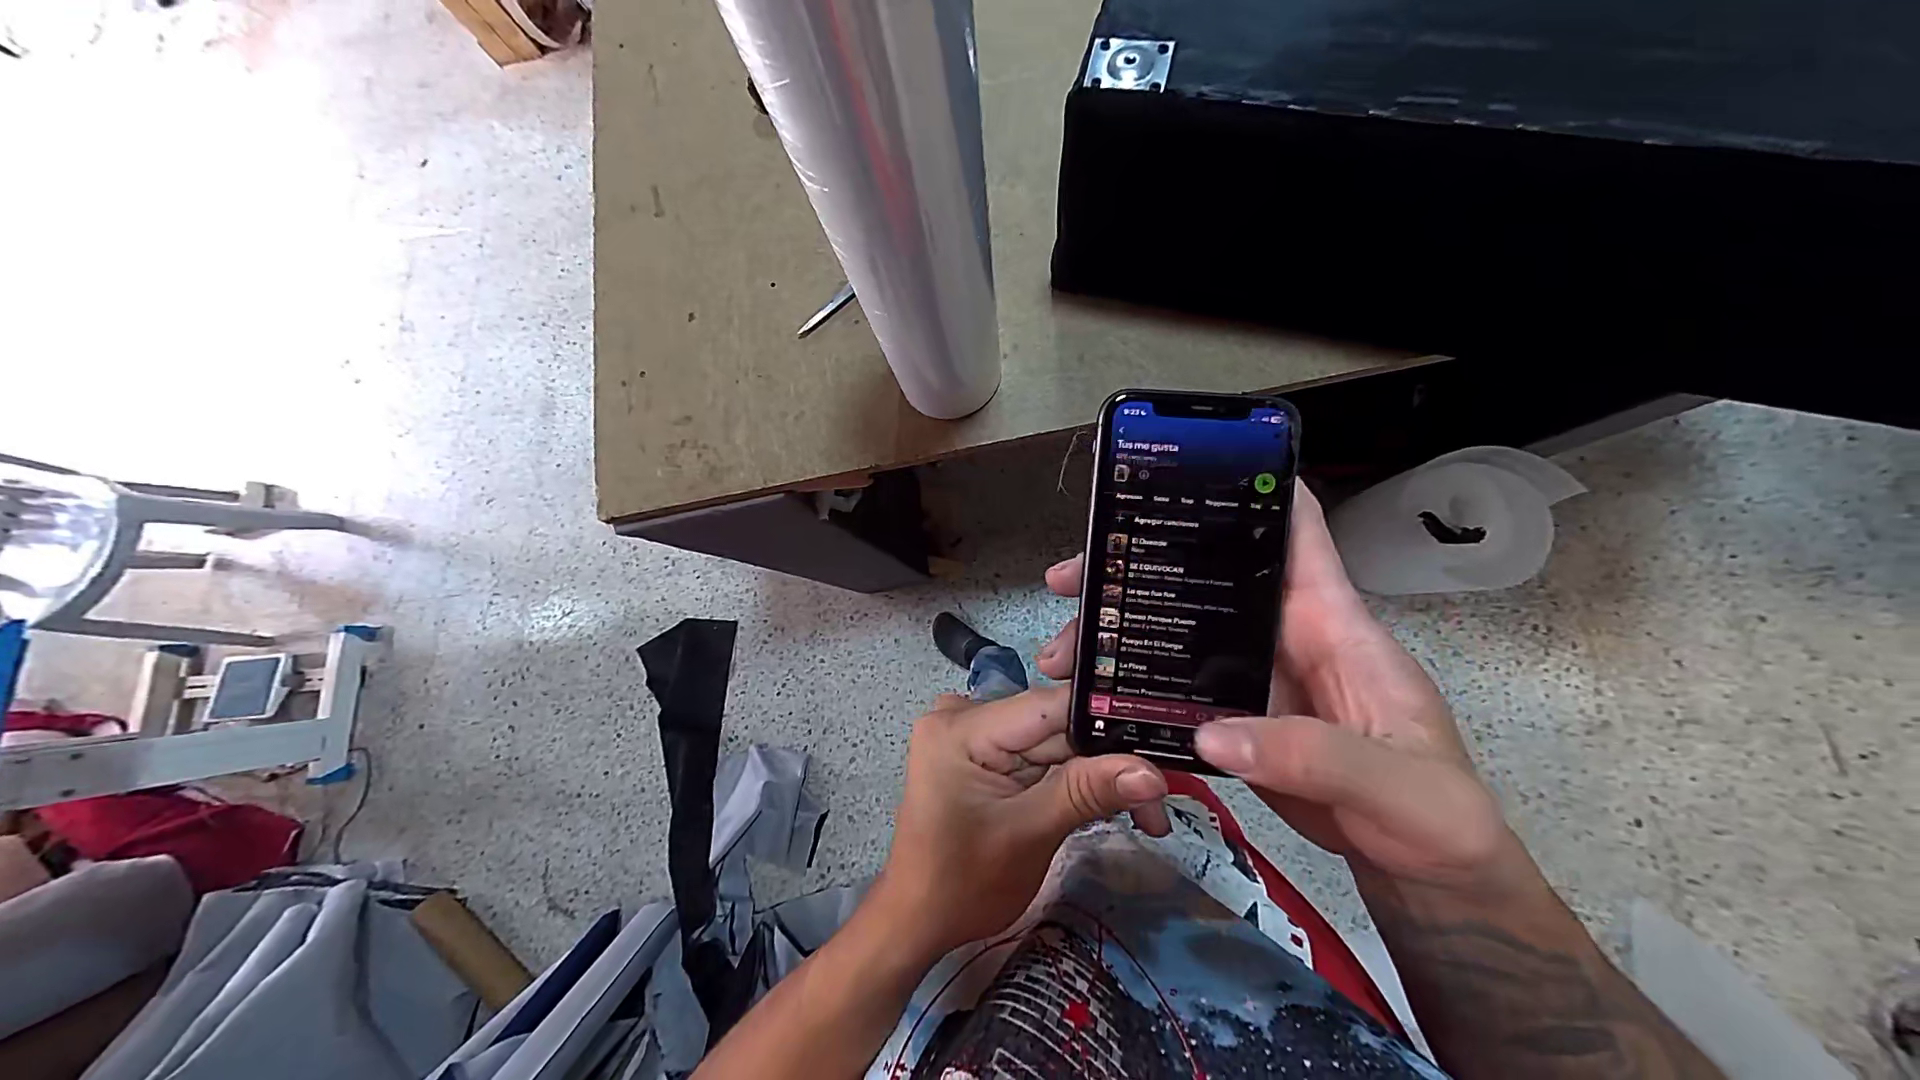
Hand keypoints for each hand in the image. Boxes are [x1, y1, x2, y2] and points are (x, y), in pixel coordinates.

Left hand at [871, 684, 1171, 960]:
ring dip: (1096, 775)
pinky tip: (1107, 804)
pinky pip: (1038, 754)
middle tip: (1160, 799)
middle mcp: (963, 714)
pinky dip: (1071, 780)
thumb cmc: (963, 884)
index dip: (1108, 721)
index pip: (1049, 706)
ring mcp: (972, 732)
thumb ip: (1088, 792)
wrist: (918, 920)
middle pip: (1055, 724)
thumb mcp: (1030, 835)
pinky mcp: (983, 753)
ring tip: (1146, 814)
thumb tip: (1152, 772)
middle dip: (1108, 761)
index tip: (1161, 748)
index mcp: (962, 726)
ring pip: (1054, 741)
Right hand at [1037, 481, 1526, 899]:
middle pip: (1204, 579)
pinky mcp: (1235, 718)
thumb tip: (1209, 731)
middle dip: (1136, 568)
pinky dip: (1131, 685)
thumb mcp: (1394, 785)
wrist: (1424, 875)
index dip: (1246, 489)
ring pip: (1176, 633)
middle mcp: (1284, 636)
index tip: (1172, 476)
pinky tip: (1092, 695)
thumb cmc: (1435, 815)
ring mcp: (1254, 678)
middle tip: (1071, 580)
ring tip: (1063, 652)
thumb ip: (1314, 755)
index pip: (1294, 532)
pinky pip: (1173, 687)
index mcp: (1331, 624)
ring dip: (1119, 633)